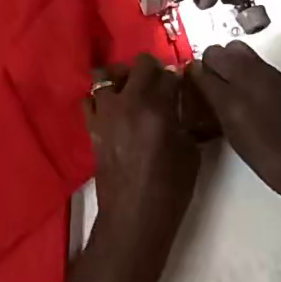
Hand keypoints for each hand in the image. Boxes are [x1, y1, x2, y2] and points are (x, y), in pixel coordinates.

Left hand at [86, 54, 199, 246]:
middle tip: (160, 83)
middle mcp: (128, 102)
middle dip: (152, 69)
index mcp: (156, 108)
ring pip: (108, 75)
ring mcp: (106, 113)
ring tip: (133, 90)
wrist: (133, 217)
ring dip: (123, 77)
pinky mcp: (92, 126)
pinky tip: (114, 108)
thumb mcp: (189, 150)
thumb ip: (183, 118)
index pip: (168, 74)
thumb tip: (179, 102)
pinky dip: (101, 97)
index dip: (178, 76)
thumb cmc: (170, 189)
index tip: (181, 82)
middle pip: (139, 64)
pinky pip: (91, 98)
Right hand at [185, 42, 280, 210]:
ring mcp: (269, 74)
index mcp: (232, 102)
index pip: (200, 71)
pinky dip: (246, 66)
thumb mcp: (236, 140)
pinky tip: (250, 88)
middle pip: (217, 52)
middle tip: (209, 83)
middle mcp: (249, 80)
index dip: (192, 76)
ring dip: (228, 60)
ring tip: (230, 82)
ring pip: (237, 49)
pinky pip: (255, 60)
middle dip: (209, 63)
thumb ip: (217, 110)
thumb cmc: (273, 164)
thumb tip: (205, 91)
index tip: (190, 85)